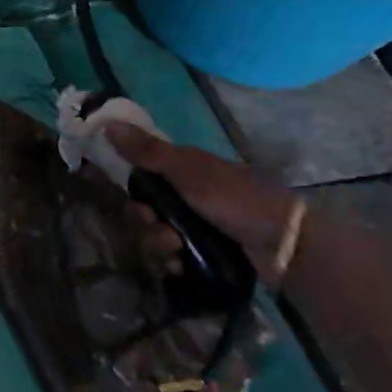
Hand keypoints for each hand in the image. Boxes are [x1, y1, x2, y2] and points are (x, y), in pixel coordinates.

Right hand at [105, 122, 297, 275]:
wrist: (286, 246)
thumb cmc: (236, 199)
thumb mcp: (188, 171)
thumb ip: (147, 151)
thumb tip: (106, 124)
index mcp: (182, 171)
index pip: (141, 179)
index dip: (133, 193)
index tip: (138, 206)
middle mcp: (185, 198)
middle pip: (145, 212)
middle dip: (146, 225)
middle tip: (162, 231)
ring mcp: (195, 229)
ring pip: (154, 237)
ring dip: (158, 246)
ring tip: (176, 253)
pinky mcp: (203, 255)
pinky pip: (171, 259)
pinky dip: (170, 263)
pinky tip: (179, 267)